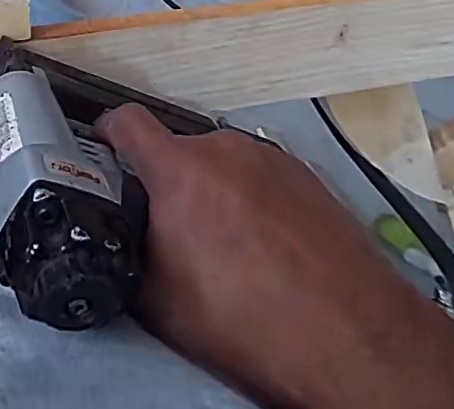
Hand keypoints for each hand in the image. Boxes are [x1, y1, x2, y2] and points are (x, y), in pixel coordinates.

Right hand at [98, 105, 453, 408]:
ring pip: (217, 161)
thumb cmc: (251, 321)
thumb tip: (124, 237)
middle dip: (166, 182)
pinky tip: (266, 239)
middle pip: (176, 150)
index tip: (102, 148)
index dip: (106, 131)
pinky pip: (255, 170)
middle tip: (175, 229)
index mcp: (180, 173)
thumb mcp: (165, 303)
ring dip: (210, 188)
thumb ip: (134, 253)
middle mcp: (222, 148)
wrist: (352, 331)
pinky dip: (247, 193)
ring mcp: (265, 154)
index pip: (126, 122)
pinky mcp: (299, 167)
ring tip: (229, 242)